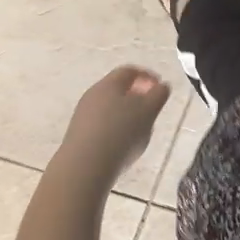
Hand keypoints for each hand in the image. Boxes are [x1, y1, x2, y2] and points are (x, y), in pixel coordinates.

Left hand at [57, 66, 171, 182]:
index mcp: (109, 84)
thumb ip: (159, 94)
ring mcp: (82, 116)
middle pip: (117, 89)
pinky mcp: (77, 136)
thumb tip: (161, 86)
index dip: (147, 76)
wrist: (83, 168)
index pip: (129, 71)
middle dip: (137, 96)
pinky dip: (114, 129)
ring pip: (109, 108)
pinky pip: (101, 125)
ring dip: (126, 114)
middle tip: (151, 108)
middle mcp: (92, 95)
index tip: (160, 87)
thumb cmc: (121, 133)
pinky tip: (122, 145)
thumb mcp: (149, 111)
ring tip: (139, 130)